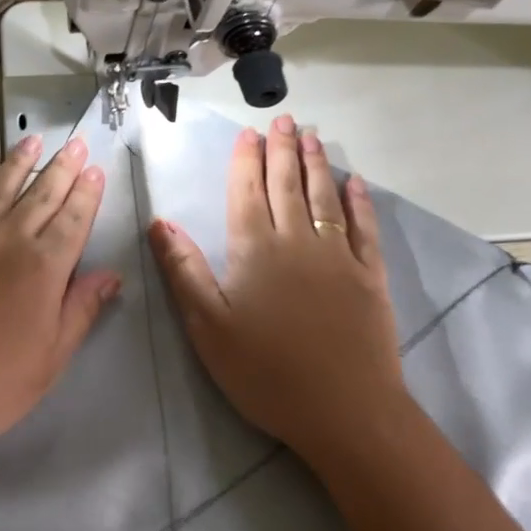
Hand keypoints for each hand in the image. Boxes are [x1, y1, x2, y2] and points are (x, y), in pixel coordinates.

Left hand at [0, 134, 120, 453]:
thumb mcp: (50, 359)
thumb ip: (82, 309)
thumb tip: (112, 274)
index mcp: (44, 266)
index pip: (74, 219)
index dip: (87, 194)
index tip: (96, 171)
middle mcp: (8, 237)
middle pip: (42, 194)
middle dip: (62, 167)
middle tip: (75, 144)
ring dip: (17, 161)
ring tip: (32, 140)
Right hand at [148, 116, 401, 455]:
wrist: (347, 411)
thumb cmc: (267, 372)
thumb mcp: (208, 327)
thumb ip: (184, 270)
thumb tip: (160, 222)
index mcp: (254, 248)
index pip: (247, 190)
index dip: (246, 159)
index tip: (248, 133)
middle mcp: (297, 239)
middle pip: (287, 183)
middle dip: (283, 148)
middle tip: (284, 119)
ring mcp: (338, 254)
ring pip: (325, 196)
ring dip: (317, 163)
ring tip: (312, 136)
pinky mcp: (370, 275)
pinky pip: (364, 226)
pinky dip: (359, 201)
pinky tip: (355, 183)